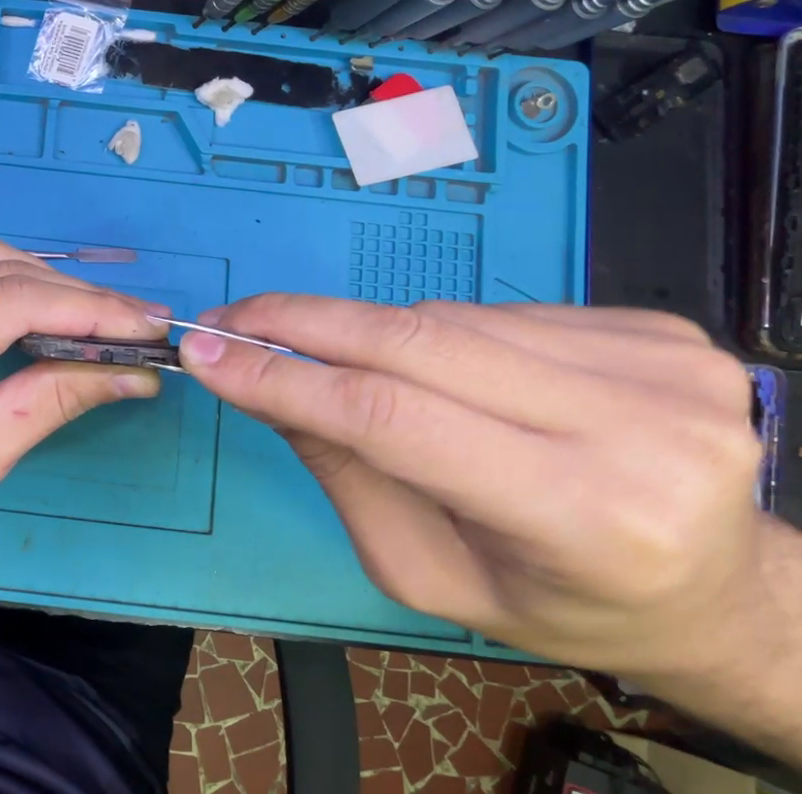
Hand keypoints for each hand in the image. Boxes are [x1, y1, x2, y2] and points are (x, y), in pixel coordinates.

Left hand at [0, 239, 166, 548]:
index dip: (87, 310)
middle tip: (140, 324)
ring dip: (49, 284)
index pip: (9, 302)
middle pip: (1, 272)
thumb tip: (133, 371)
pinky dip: (12, 281)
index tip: (148, 325)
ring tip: (105, 318)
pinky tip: (50, 306)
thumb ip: (52, 400)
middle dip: (78, 299)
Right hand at [178, 295, 773, 682]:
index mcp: (585, 516)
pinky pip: (494, 313)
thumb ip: (343, 471)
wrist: (715, 593)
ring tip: (329, 362)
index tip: (203, 352)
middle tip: (226, 319)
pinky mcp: (662, 332)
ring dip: (363, 334)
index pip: (393, 418)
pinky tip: (432, 371)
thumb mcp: (422, 570)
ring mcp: (664, 368)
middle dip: (300, 323)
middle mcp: (643, 429)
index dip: (284, 378)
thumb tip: (256, 381)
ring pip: (447, 320)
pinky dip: (431, 335)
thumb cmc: (554, 603)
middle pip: (418, 344)